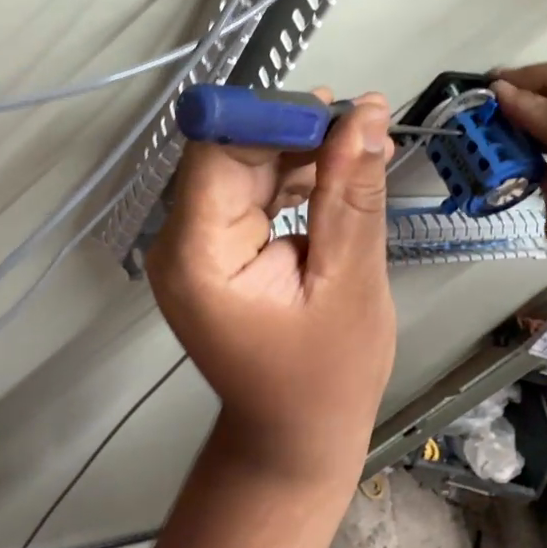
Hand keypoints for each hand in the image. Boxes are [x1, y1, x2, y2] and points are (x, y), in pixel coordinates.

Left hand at [147, 93, 396, 481]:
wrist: (292, 440)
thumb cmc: (325, 380)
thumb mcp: (349, 283)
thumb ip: (350, 195)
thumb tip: (365, 114)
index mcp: (198, 255)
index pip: (216, 153)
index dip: (267, 118)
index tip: (331, 108)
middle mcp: (181, 241)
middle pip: (226, 155)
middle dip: (290, 131)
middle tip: (359, 121)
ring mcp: (193, 244)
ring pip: (240, 166)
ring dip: (296, 150)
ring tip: (359, 142)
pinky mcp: (213, 247)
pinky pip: (248, 192)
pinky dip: (289, 176)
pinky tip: (334, 169)